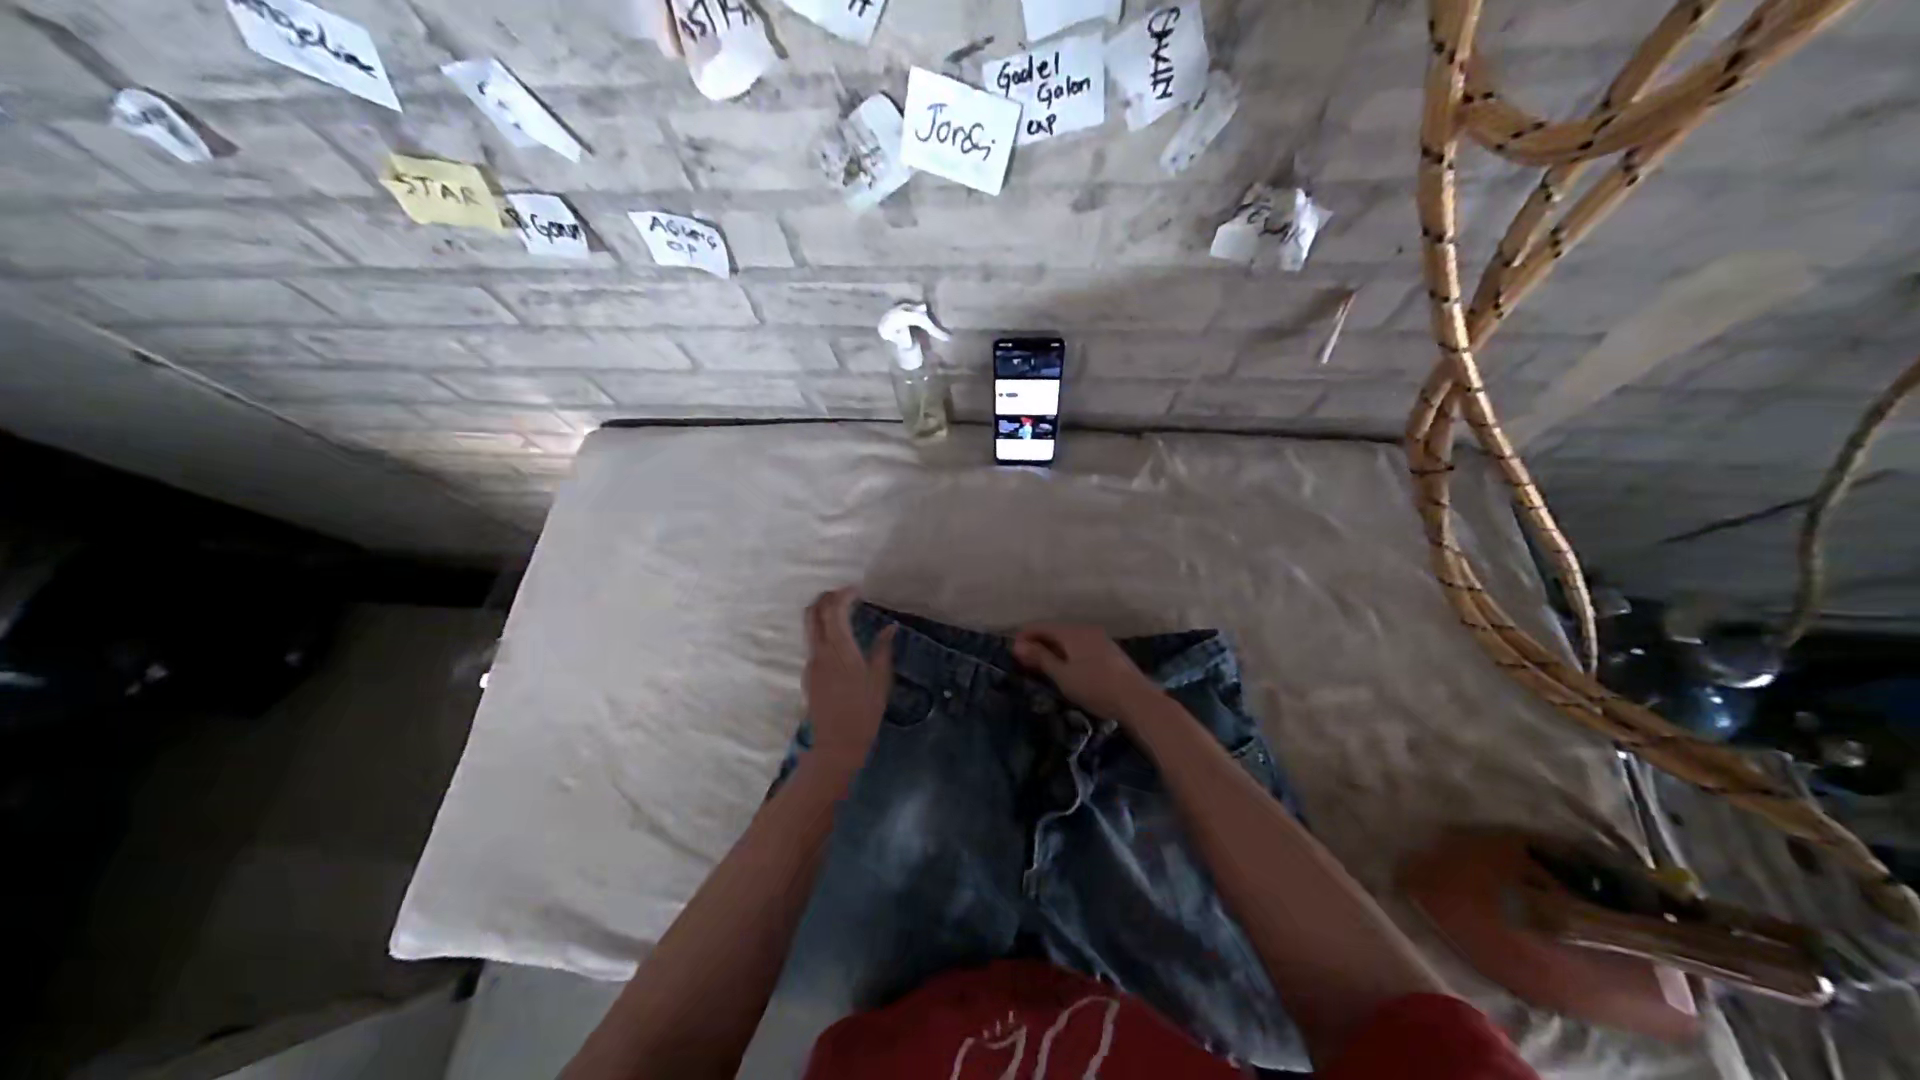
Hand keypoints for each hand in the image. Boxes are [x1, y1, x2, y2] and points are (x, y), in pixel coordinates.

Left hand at [802, 587, 896, 771]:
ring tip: (844, 613)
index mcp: (840, 650)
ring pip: (810, 626)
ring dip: (823, 612)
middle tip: (846, 595)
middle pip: (813, 612)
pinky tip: (841, 641)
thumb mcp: (880, 680)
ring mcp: (810, 662)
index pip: (834, 610)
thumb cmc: (864, 712)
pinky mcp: (808, 673)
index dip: (844, 594)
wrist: (837, 743)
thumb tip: (890, 628)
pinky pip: (813, 643)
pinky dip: (824, 631)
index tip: (858, 590)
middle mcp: (820, 651)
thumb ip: (882, 649)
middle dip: (827, 597)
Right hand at [1012, 623, 1166, 727]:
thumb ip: (1041, 658)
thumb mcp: (1062, 675)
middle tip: (1025, 662)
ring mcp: (1100, 639)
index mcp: (1072, 632)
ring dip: (1053, 649)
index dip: (1024, 637)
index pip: (1041, 626)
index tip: (1013, 653)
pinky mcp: (1109, 651)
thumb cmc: (1095, 687)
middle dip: (1038, 643)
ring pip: (1069, 638)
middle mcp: (1086, 629)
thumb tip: (1018, 645)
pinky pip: (1081, 645)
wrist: (1136, 699)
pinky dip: (1068, 653)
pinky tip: (1067, 668)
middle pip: (1055, 630)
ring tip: (1044, 666)